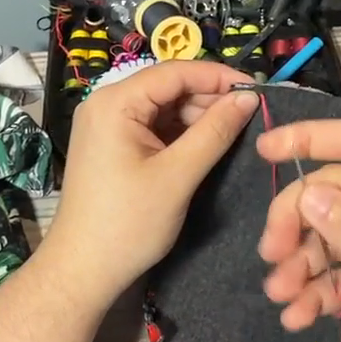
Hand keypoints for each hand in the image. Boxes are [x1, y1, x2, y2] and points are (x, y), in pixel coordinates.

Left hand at [40, 61, 261, 309]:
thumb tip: (248, 97)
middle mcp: (106, 103)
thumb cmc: (128, 223)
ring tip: (236, 132)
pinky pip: (153, 126)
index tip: (257, 88)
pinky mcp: (112, 144)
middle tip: (251, 116)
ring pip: (163, 107)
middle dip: (209, 98)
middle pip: (168, 87)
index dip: (218, 77)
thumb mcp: (178, 175)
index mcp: (115, 102)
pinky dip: (181, 133)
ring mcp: (107, 124)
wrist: (83, 269)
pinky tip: (208, 144)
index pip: (174, 72)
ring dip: (198, 117)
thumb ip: (215, 132)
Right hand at [257, 119, 340, 341]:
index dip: (309, 138)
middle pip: (335, 194)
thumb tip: (308, 192)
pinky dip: (320, 293)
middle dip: (296, 220)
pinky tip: (300, 318)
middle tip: (270, 257)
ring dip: (302, 263)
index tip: (262, 150)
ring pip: (334, 238)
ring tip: (281, 298)